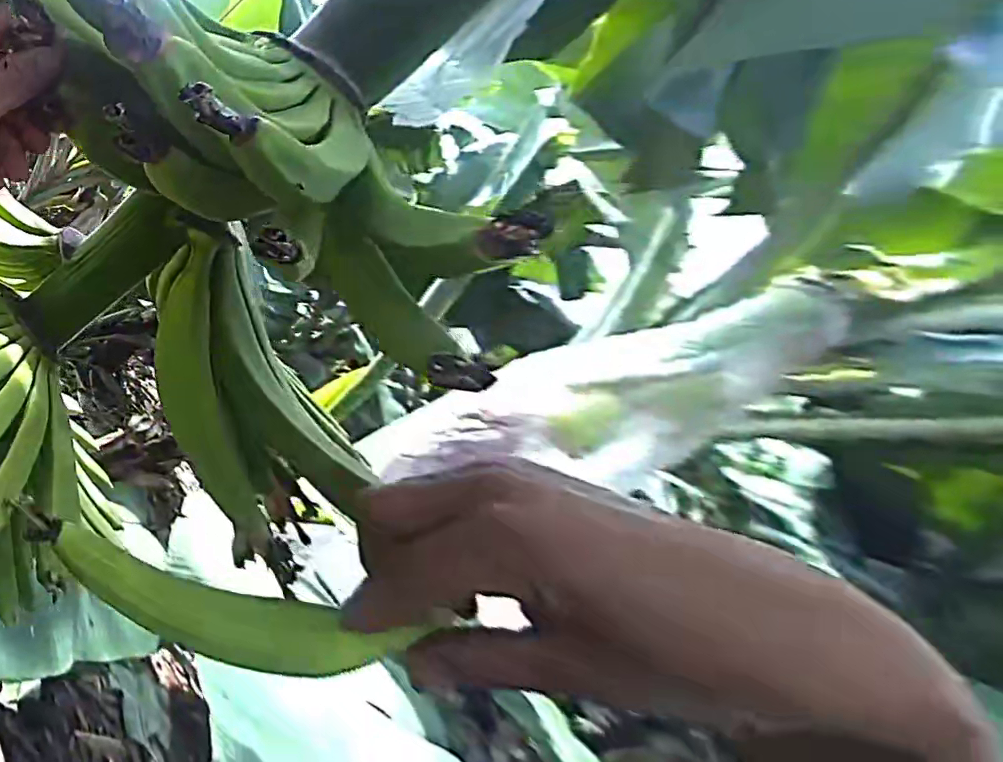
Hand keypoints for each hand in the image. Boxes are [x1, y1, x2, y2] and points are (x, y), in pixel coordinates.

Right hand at [344, 460, 994, 761]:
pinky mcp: (523, 472)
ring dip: (409, 544)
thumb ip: (477, 659)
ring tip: (452, 603)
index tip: (352, 632)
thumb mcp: (574, 670)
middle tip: (405, 617)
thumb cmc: (684, 657)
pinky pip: (448, 492)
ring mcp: (506, 470)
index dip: (375, 605)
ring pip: (411, 495)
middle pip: (385, 508)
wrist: (788, 622)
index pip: (407, 568)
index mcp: (503, 532)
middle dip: (380, 562)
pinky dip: (440, 530)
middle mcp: (490, 484)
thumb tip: (411, 664)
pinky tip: (483, 575)